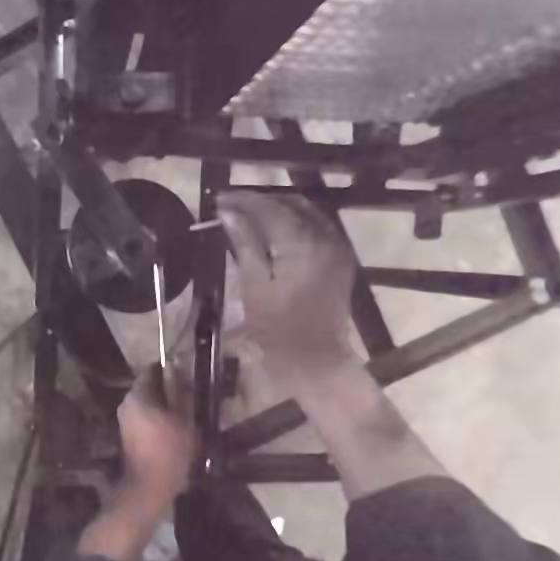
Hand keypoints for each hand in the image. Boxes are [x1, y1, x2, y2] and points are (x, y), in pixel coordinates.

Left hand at [118, 366, 196, 495]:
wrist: (149, 487)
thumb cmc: (170, 451)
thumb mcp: (182, 417)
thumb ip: (178, 390)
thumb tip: (175, 365)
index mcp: (137, 396)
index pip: (152, 370)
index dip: (171, 371)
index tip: (188, 378)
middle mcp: (126, 403)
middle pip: (149, 387)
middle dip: (168, 390)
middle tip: (191, 398)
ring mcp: (124, 420)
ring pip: (148, 404)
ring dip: (165, 406)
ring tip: (186, 415)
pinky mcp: (127, 434)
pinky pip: (144, 418)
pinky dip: (158, 419)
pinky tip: (175, 429)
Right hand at [216, 191, 360, 376]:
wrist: (315, 361)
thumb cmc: (277, 330)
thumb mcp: (253, 286)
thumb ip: (244, 244)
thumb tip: (228, 213)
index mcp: (302, 245)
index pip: (270, 208)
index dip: (243, 201)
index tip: (219, 199)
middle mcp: (326, 237)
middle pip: (291, 204)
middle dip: (260, 201)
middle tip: (231, 206)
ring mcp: (337, 247)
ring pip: (306, 212)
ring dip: (278, 209)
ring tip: (249, 215)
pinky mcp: (339, 258)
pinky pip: (317, 227)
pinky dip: (294, 222)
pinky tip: (273, 230)